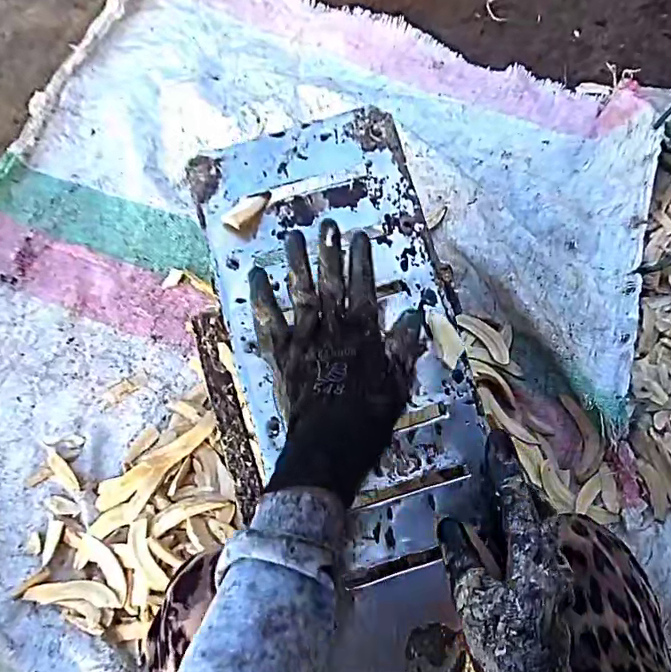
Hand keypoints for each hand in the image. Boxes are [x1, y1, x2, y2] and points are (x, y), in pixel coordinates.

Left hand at [251, 221, 422, 501]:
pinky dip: (262, 299)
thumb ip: (404, 346)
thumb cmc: (367, 418)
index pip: (363, 285)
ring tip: (293, 238)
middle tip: (326, 226)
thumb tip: (413, 314)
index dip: (361, 260)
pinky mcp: (281, 354)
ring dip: (296, 263)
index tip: (359, 237)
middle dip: (329, 251)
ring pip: (299, 292)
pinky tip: (257, 278)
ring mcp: (303, 338)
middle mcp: (331, 326)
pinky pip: (268, 321)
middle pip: (329, 281)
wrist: (328, 445)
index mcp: (362, 331)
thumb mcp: (399, 383)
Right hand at [439, 432, 585, 671]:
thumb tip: (450, 528)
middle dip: (509, 483)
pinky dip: (511, 530)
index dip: (503, 470)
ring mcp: (552, 573)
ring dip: (511, 507)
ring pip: (530, 527)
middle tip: (490, 460)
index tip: (496, 439)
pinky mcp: (548, 587)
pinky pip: (528, 545)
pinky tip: (494, 532)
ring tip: (487, 490)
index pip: (515, 502)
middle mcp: (549, 558)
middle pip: (529, 509)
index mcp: (532, 557)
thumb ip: (464, 561)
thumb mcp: (475, 603)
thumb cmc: (506, 648)